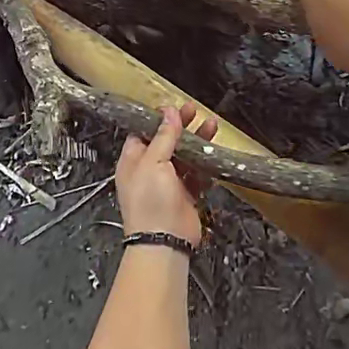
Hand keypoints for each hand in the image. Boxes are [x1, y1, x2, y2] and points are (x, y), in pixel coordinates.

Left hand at [115, 103, 219, 243]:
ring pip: (185, 156)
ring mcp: (168, 183)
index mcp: (133, 160)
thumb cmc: (150, 200)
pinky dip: (205, 164)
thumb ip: (163, 136)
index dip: (158, 118)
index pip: (144, 132)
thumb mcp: (153, 162)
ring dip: (198, 142)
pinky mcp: (185, 195)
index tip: (174, 106)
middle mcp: (149, 169)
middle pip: (166, 141)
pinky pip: (196, 175)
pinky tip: (215, 153)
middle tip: (195, 111)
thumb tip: (168, 111)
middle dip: (181, 126)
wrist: (164, 242)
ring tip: (212, 126)